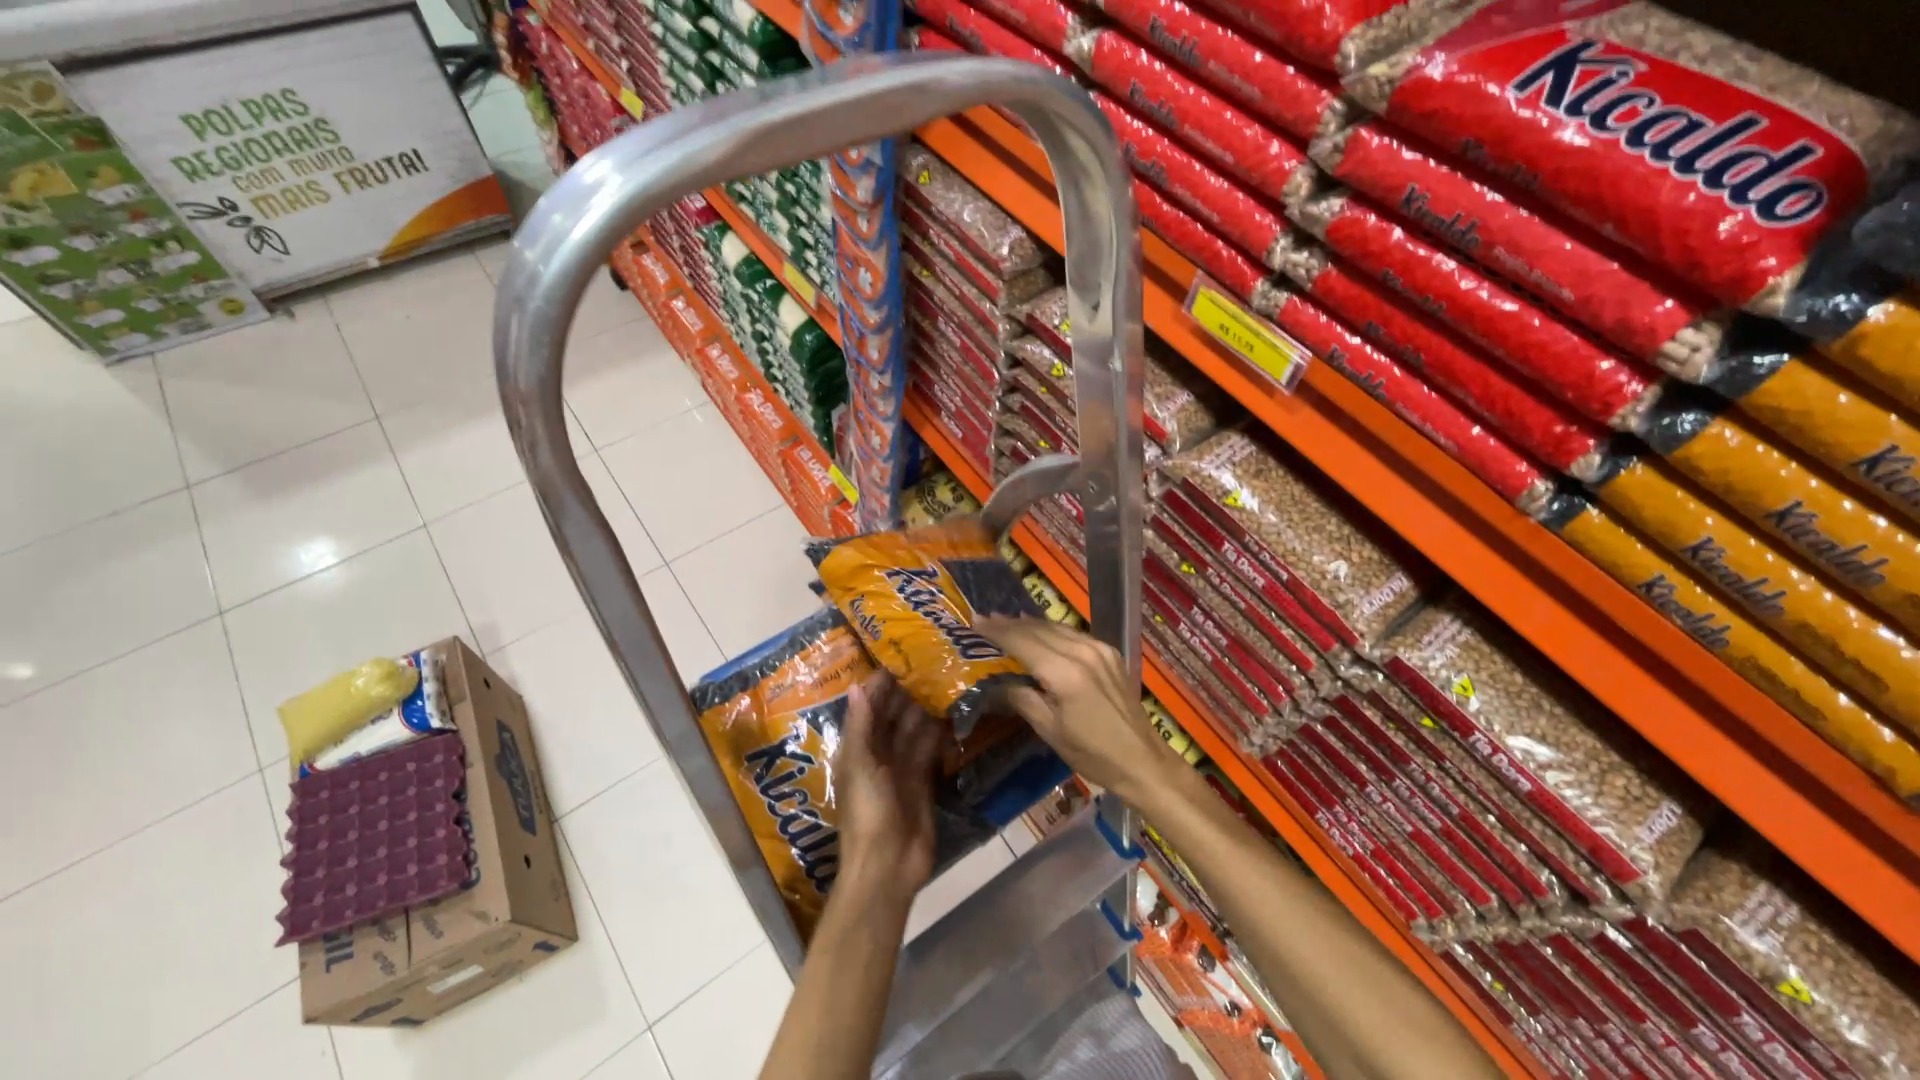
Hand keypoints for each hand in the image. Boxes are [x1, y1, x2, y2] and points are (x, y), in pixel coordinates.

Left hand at [834, 672, 942, 897]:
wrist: (888, 866)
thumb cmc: (867, 813)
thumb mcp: (860, 765)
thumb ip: (861, 725)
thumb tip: (856, 686)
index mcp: (857, 750)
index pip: (868, 708)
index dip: (879, 685)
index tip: (898, 657)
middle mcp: (878, 755)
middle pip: (892, 717)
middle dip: (906, 692)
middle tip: (929, 661)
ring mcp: (902, 769)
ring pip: (913, 731)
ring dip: (926, 709)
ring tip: (945, 679)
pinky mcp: (923, 783)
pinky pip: (931, 751)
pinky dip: (939, 733)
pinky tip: (953, 712)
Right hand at [975, 617, 1182, 804]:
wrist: (1142, 759)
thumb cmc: (1092, 753)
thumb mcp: (1049, 730)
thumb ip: (1022, 699)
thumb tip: (996, 682)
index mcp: (1065, 674)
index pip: (1023, 642)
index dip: (997, 632)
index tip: (974, 622)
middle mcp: (1083, 653)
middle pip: (1039, 630)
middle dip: (1010, 624)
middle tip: (984, 620)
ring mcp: (1100, 650)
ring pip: (1057, 628)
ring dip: (1030, 624)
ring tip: (1005, 622)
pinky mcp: (1110, 654)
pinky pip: (1073, 635)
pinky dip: (1052, 631)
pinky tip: (1039, 632)